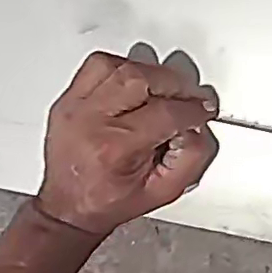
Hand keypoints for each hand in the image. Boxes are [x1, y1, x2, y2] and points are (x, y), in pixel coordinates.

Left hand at [34, 52, 219, 236]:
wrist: (71, 207)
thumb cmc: (113, 200)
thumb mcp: (166, 190)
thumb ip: (193, 156)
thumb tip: (198, 125)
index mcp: (115, 149)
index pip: (166, 113)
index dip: (194, 109)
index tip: (204, 111)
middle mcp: (90, 122)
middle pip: (141, 79)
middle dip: (176, 84)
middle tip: (189, 96)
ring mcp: (75, 107)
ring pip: (119, 66)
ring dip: (150, 74)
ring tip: (163, 89)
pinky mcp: (68, 98)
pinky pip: (97, 65)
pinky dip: (123, 68)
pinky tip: (136, 85)